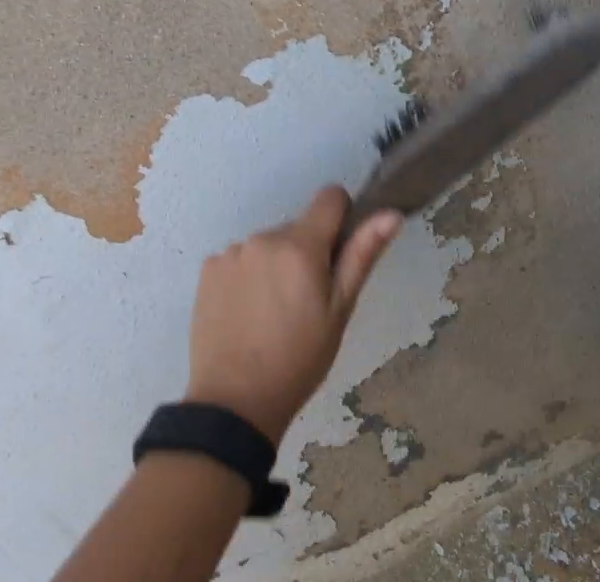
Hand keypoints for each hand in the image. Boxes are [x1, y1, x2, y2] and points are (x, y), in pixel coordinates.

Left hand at [182, 188, 403, 443]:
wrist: (235, 402)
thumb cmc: (299, 359)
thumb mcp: (340, 311)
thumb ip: (362, 255)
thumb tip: (391, 213)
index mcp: (300, 245)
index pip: (330, 197)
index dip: (343, 218)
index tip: (338, 255)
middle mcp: (263, 237)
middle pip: (298, 227)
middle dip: (307, 252)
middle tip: (307, 301)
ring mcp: (231, 252)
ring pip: (268, 245)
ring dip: (276, 264)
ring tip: (274, 313)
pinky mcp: (208, 270)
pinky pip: (240, 259)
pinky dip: (248, 276)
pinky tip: (248, 313)